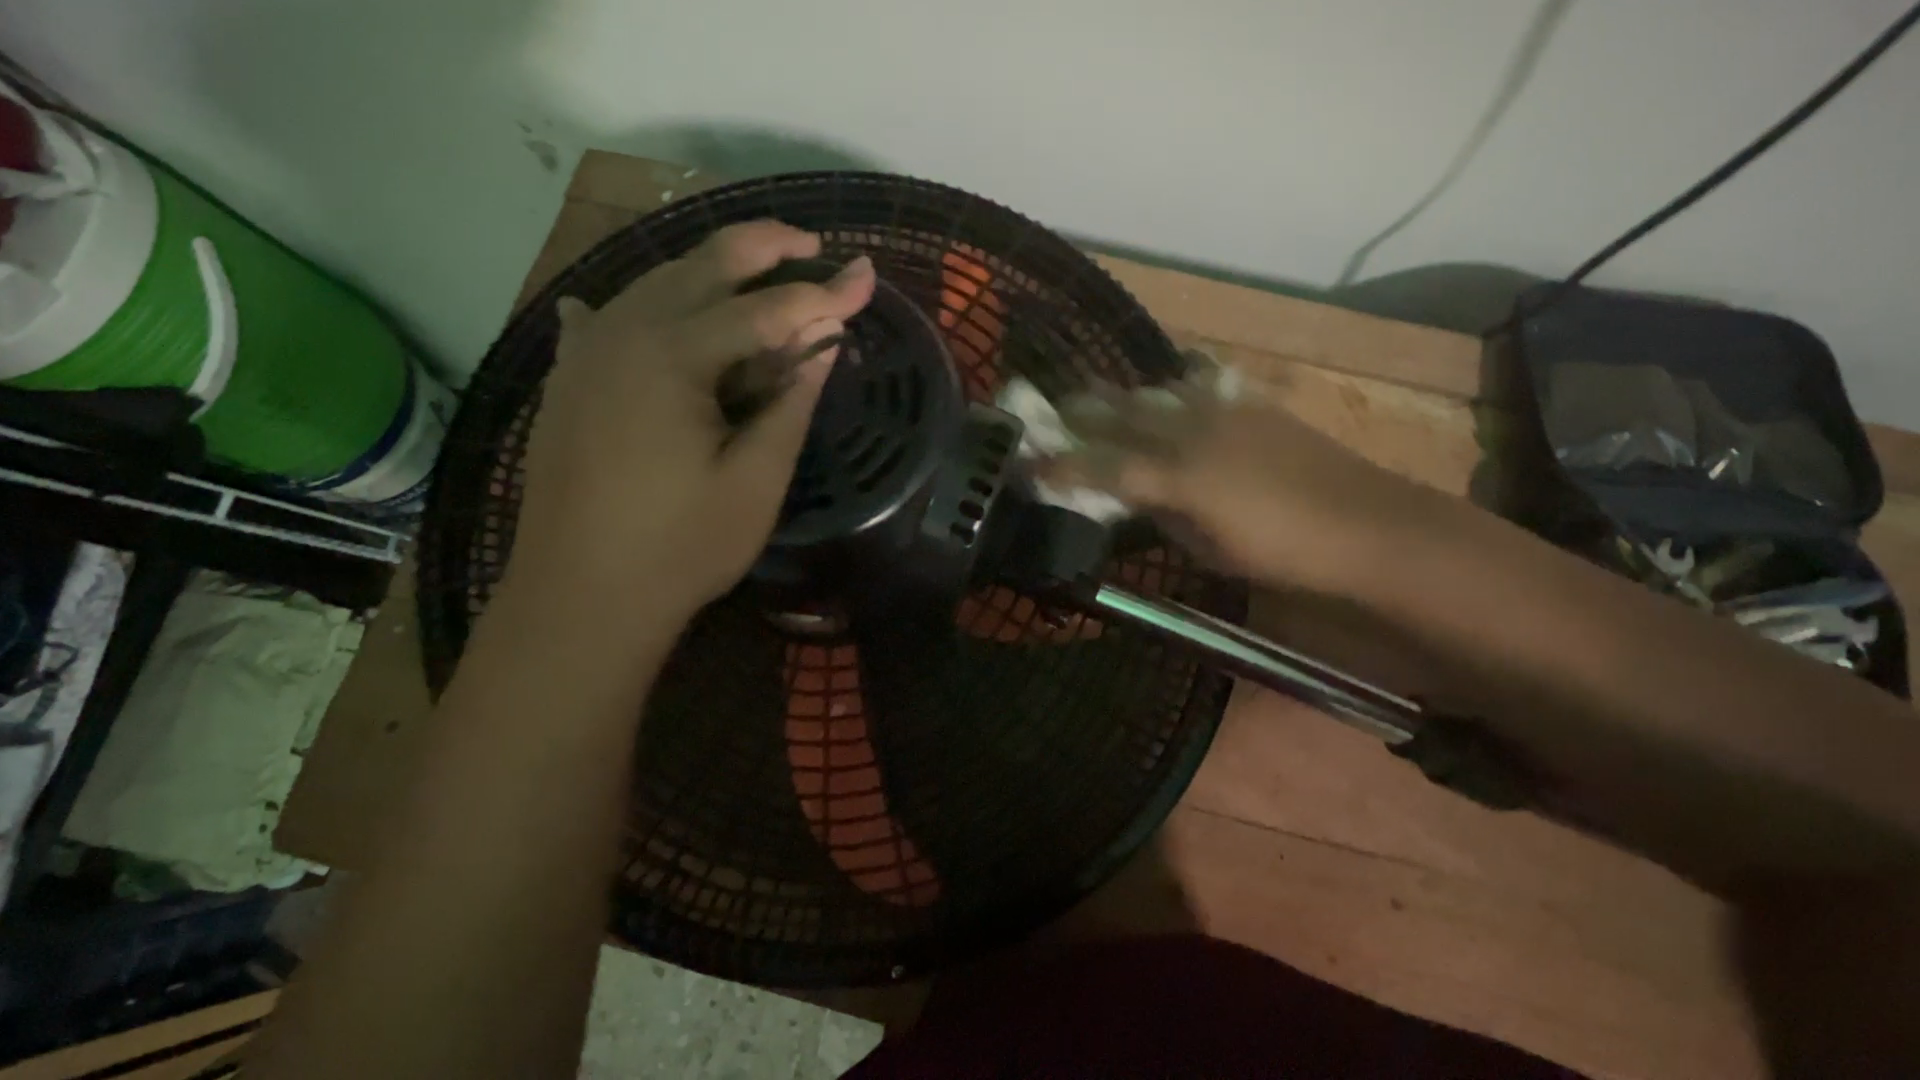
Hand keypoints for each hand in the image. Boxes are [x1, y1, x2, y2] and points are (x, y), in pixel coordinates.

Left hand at [507, 221, 876, 621]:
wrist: (578, 599)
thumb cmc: (679, 549)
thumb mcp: (755, 482)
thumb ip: (790, 404)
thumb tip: (822, 344)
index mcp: (672, 356)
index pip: (764, 310)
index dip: (822, 296)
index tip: (869, 278)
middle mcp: (623, 335)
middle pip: (700, 268)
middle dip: (760, 248)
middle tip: (810, 246)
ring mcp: (586, 356)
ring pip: (651, 286)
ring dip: (705, 272)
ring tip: (751, 275)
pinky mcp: (566, 384)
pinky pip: (604, 321)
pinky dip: (635, 308)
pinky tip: (623, 307)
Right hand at [1045, 365, 1430, 592]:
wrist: (1368, 526)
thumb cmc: (1282, 553)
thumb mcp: (1209, 549)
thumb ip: (1164, 518)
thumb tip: (1137, 498)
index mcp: (1176, 476)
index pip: (1101, 465)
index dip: (1060, 465)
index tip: (1028, 465)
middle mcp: (1192, 431)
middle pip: (1121, 413)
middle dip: (1079, 415)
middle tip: (1049, 416)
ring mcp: (1224, 411)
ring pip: (1156, 392)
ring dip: (1122, 398)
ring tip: (1099, 401)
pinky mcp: (1252, 405)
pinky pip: (1200, 384)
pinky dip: (1176, 386)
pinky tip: (1172, 385)